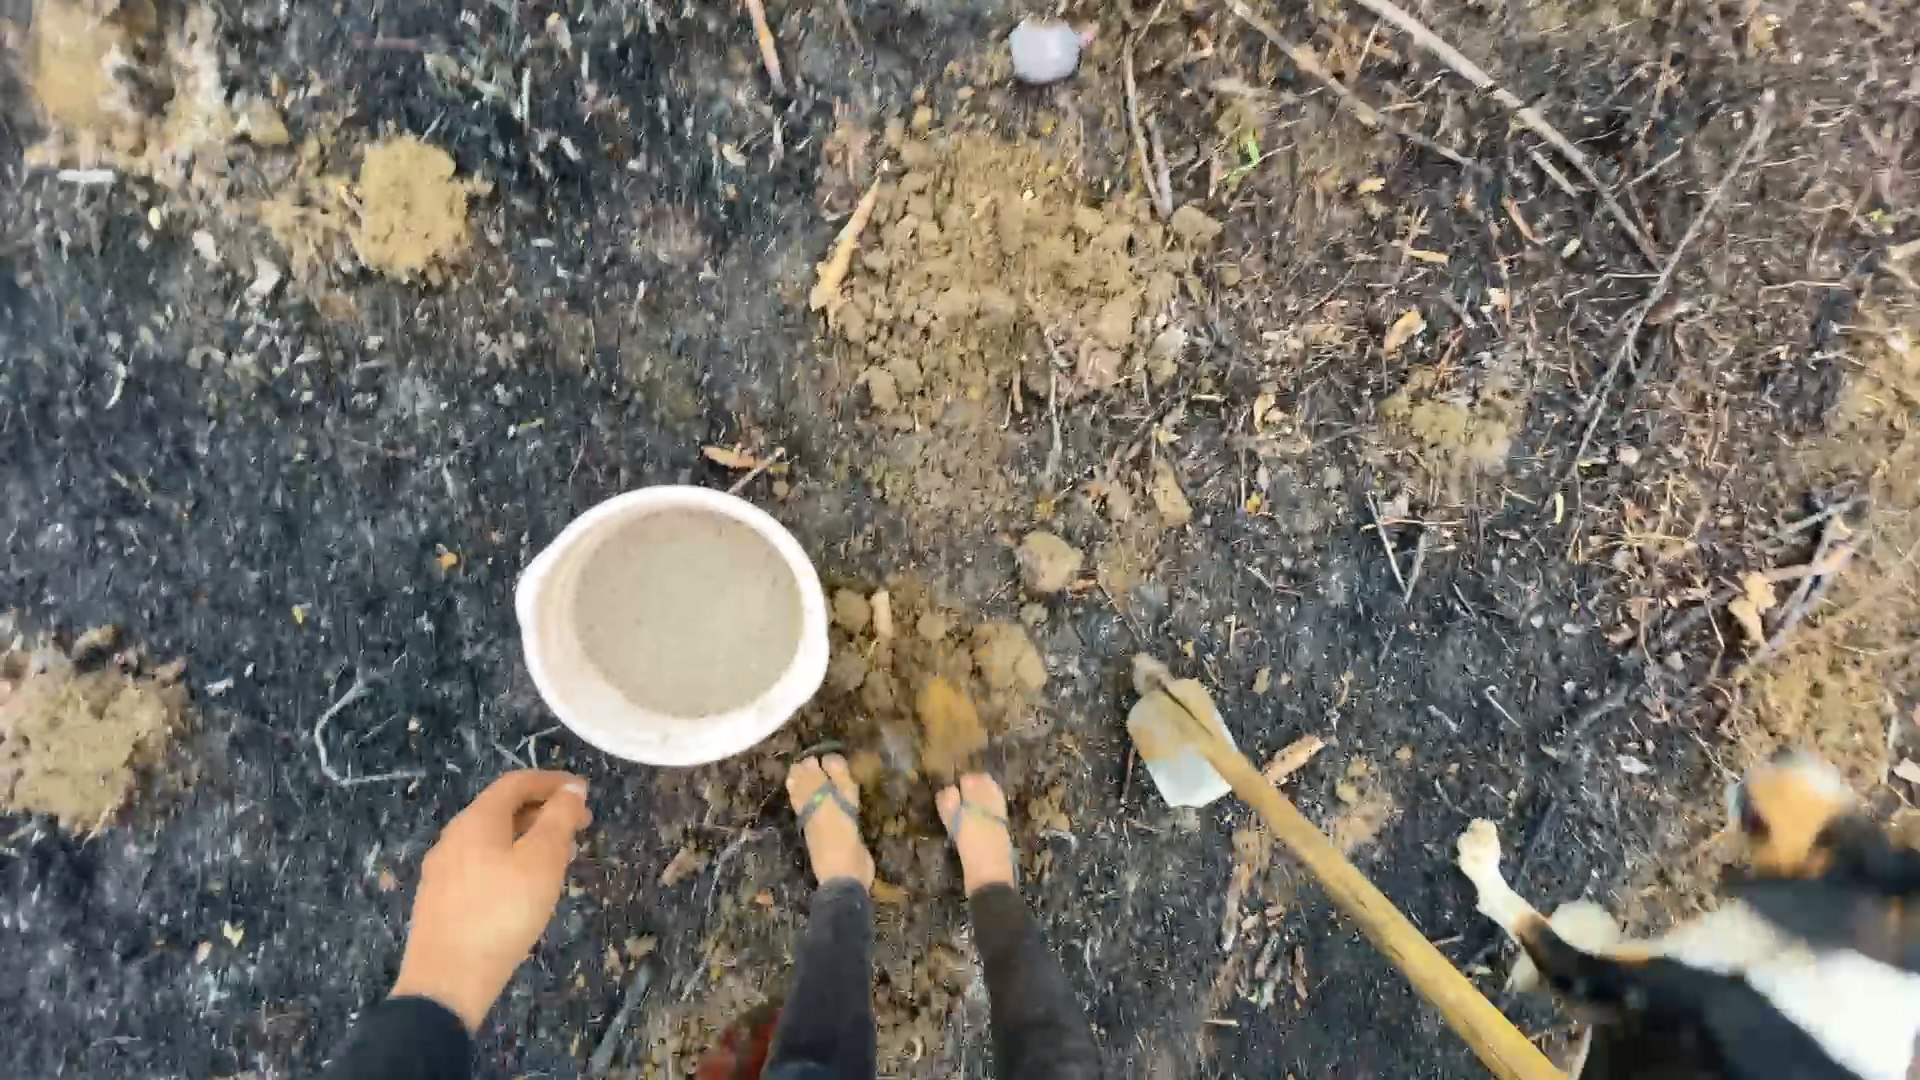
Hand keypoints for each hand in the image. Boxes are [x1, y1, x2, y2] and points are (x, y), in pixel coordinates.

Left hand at [390, 770, 592, 1030]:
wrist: (446, 984)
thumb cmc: (503, 910)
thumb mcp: (544, 857)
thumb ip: (560, 816)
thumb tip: (572, 788)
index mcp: (477, 821)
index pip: (517, 783)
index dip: (554, 781)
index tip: (585, 793)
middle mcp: (454, 838)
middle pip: (504, 809)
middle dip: (546, 810)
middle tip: (582, 826)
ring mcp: (443, 871)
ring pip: (495, 838)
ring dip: (532, 836)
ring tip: (562, 857)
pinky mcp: (441, 900)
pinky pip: (483, 863)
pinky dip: (513, 859)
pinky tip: (529, 886)